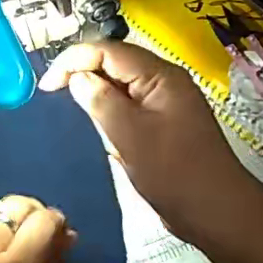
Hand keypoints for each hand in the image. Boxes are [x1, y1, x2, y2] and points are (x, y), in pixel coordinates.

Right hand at [41, 42, 262, 240]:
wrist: (216, 211)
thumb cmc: (174, 172)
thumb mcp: (129, 135)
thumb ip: (99, 100)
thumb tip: (77, 78)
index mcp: (160, 75)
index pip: (108, 50)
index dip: (73, 61)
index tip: (47, 85)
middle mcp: (164, 82)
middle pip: (114, 64)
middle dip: (83, 76)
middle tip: (55, 98)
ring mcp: (165, 104)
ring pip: (120, 87)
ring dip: (96, 97)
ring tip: (74, 116)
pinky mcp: (164, 125)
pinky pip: (130, 108)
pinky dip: (110, 116)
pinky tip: (100, 133)